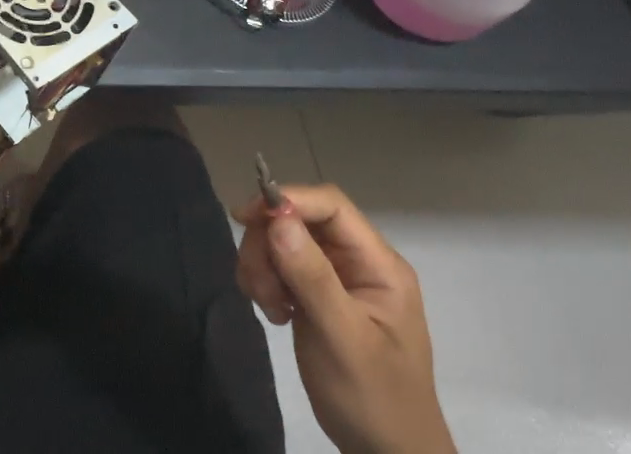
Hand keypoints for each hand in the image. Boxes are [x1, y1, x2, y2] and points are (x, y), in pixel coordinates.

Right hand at [235, 185, 454, 453]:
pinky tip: (274, 313)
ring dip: (263, 268)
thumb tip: (277, 218)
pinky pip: (280, 266)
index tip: (245, 220)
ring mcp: (338, 279)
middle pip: (298, 222)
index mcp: (379, 266)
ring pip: (283, 242)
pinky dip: (265, 283)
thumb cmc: (373, 397)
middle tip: (259, 288)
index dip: (287, 201)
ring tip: (270, 309)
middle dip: (268, 246)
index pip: (330, 207)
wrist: (386, 452)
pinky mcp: (318, 295)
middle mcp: (359, 263)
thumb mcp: (341, 338)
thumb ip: (311, 277)